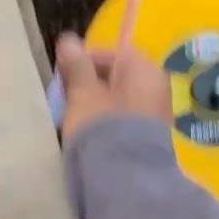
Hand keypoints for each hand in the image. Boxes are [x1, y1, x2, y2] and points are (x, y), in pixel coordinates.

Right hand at [56, 32, 173, 141]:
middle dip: (89, 86)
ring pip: (119, 100)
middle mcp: (156, 87)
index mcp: (144, 69)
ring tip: (73, 121)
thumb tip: (69, 39)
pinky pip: (124, 120)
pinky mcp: (150, 138)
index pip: (110, 53)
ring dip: (96, 107)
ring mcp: (156, 114)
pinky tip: (90, 136)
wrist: (125, 179)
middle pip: (115, 77)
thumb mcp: (82, 93)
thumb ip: (76, 66)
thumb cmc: (101, 127)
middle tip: (64, 101)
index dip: (82, 63)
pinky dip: (106, 123)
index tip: (61, 80)